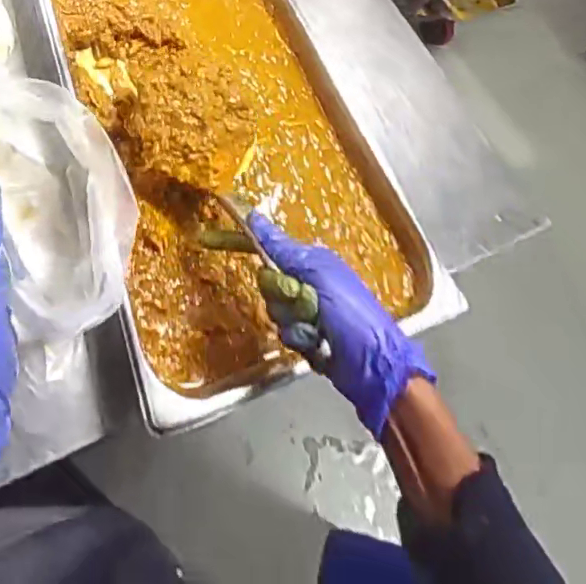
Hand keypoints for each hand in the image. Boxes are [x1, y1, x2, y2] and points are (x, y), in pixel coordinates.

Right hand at [247, 211, 434, 438]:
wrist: (376, 368)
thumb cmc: (353, 315)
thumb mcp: (318, 276)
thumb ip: (283, 250)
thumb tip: (254, 217)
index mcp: (312, 260)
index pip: (267, 245)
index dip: (240, 241)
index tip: (209, 237)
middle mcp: (307, 280)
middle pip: (267, 281)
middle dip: (282, 297)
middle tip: (307, 304)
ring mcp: (308, 309)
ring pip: (275, 308)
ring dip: (294, 322)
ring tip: (318, 329)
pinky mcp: (307, 334)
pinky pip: (285, 331)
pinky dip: (300, 340)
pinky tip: (319, 345)